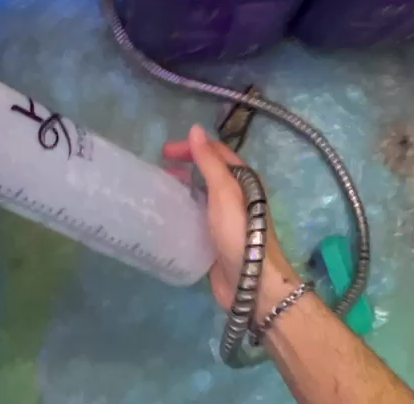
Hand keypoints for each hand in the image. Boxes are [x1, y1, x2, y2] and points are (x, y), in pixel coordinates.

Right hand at [164, 124, 301, 316]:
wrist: (253, 285)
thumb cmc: (240, 232)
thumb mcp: (224, 191)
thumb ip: (209, 161)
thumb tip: (195, 129)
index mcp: (243, 179)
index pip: (216, 152)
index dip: (193, 147)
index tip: (166, 151)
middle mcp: (236, 195)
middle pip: (209, 171)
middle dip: (186, 165)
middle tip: (160, 167)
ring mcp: (226, 218)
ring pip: (202, 194)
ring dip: (184, 186)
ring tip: (161, 188)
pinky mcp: (216, 239)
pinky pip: (198, 217)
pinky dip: (184, 210)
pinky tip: (168, 215)